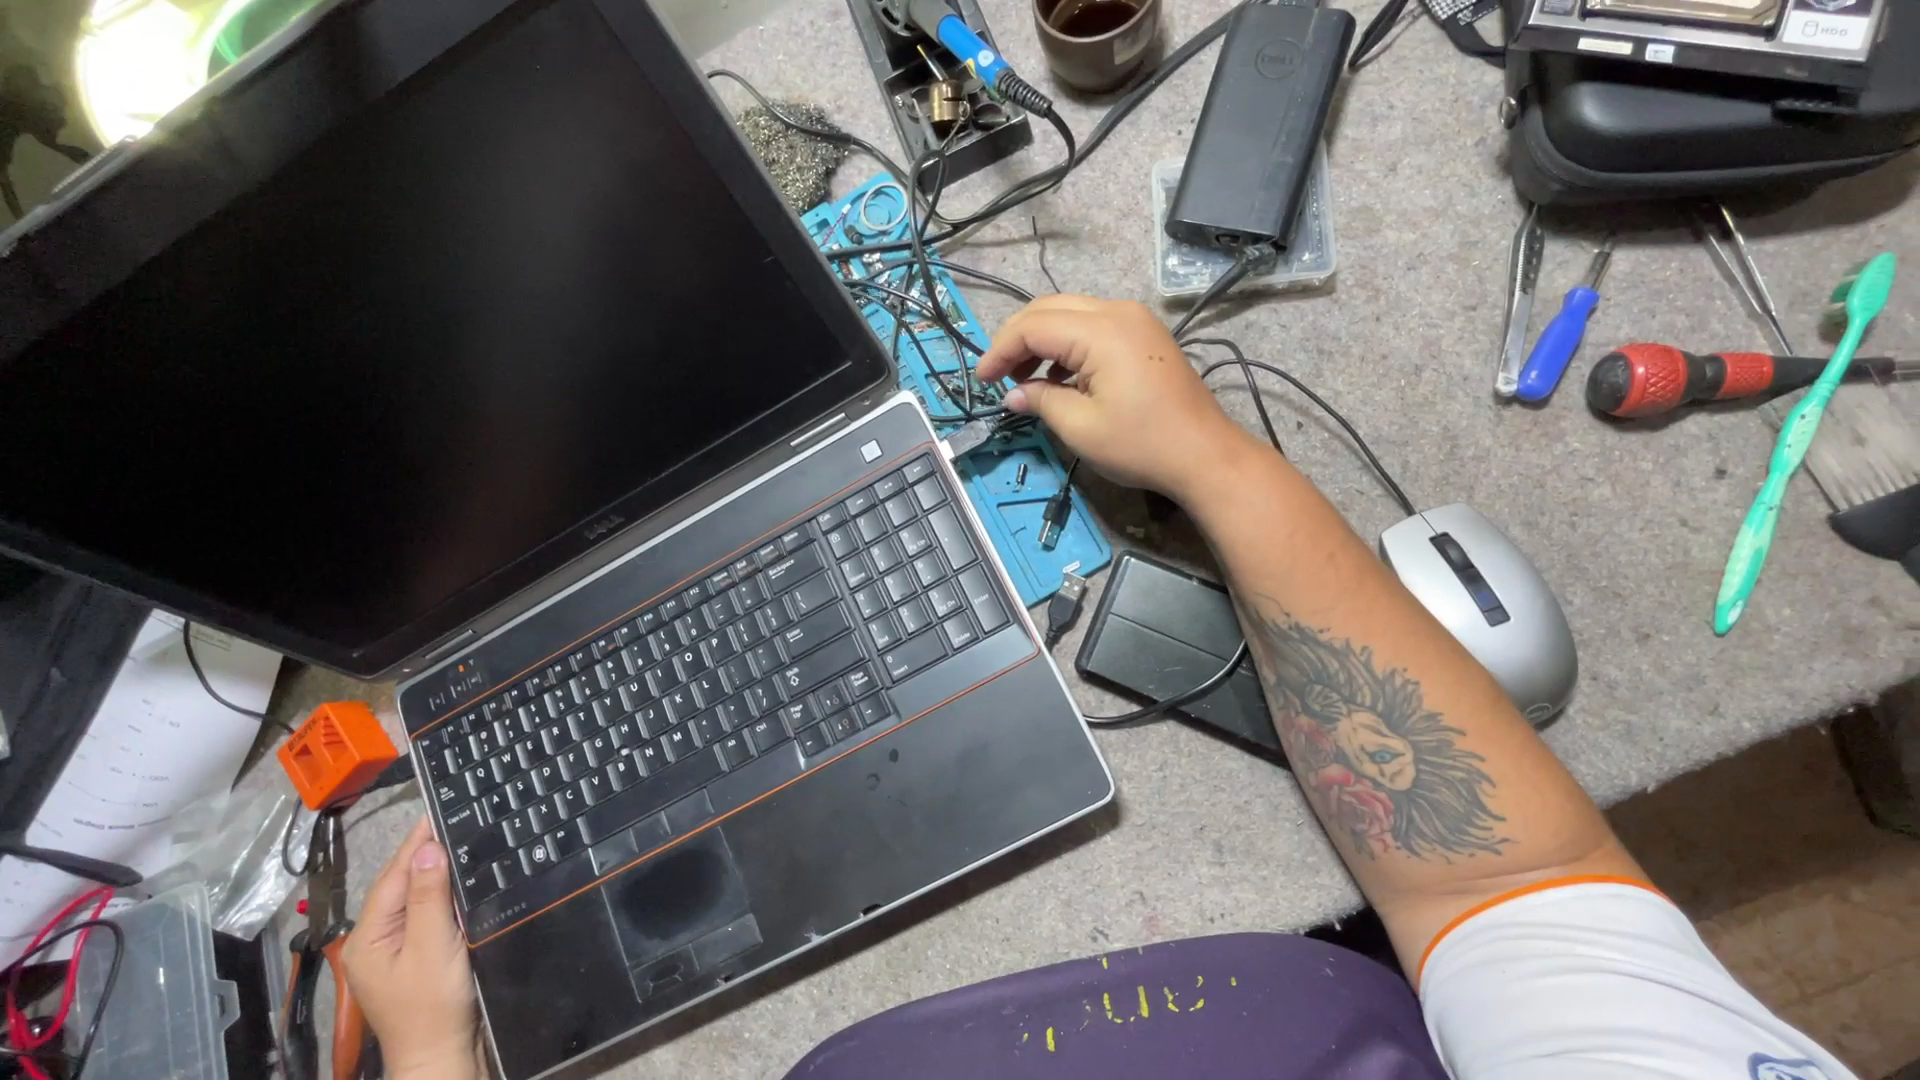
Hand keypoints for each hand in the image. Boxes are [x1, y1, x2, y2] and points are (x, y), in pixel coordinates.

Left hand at [342, 817, 485, 1079]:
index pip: (394, 876)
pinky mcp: (411, 955)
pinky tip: (454, 876)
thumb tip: (427, 848)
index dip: (416, 842)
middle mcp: (373, 939)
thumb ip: (429, 896)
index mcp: (369, 936)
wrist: (440, 1055)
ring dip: (430, 867)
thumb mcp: (433, 946)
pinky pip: (421, 910)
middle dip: (421, 849)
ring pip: (410, 895)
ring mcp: (390, 949)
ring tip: (455, 835)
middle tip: (450, 814)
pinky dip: (436, 889)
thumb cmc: (433, 1003)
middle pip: (398, 883)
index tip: (438, 809)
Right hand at [977, 295, 1261, 501]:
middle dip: (1017, 340)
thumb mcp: (1081, 428)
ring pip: (1071, 314)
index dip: (1000, 350)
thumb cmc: (1141, 444)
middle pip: (1050, 309)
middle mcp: (1118, 312)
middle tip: (998, 376)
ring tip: (1026, 381)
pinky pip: (1094, 326)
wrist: (1204, 454)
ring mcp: (1135, 321)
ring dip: (1042, 341)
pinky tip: (1060, 379)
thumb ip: (1041, 401)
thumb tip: (1013, 394)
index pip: (1033, 326)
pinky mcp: (1144, 336)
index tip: (982, 381)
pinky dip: (1068, 346)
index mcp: (1100, 331)